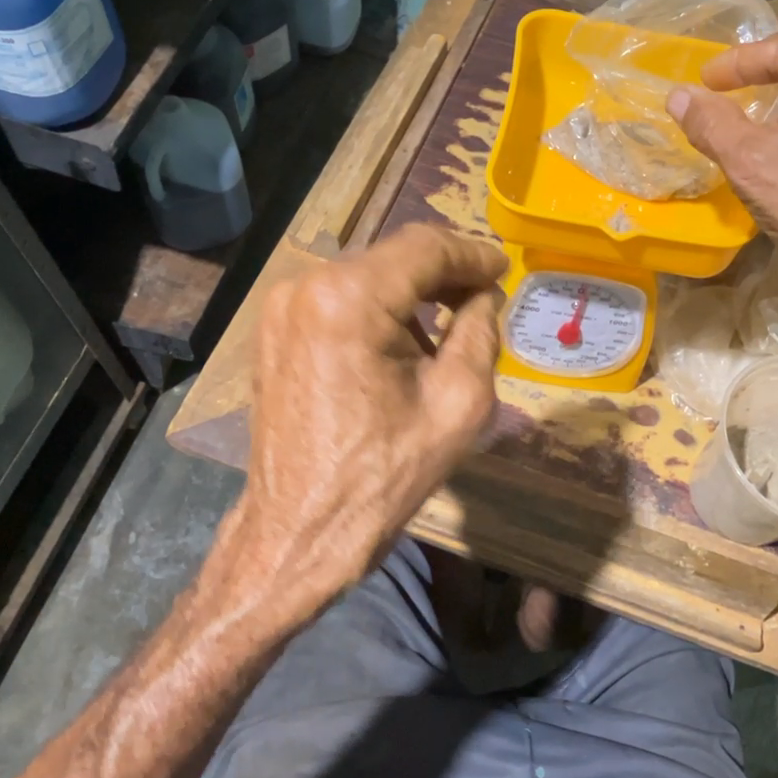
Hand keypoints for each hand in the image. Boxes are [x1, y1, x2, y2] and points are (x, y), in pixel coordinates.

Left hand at [221, 224, 506, 619]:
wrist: (301, 530)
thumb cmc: (384, 475)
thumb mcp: (459, 402)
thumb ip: (480, 332)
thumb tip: (484, 295)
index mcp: (348, 298)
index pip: (424, 248)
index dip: (472, 255)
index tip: (503, 271)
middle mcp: (305, 286)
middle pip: (392, 258)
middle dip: (443, 275)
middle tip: (485, 298)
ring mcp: (281, 310)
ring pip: (366, 278)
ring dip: (411, 295)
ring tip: (450, 330)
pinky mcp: (274, 334)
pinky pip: (338, 303)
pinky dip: (378, 313)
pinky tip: (404, 346)